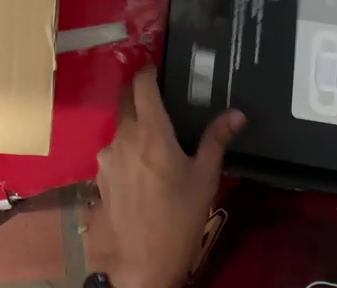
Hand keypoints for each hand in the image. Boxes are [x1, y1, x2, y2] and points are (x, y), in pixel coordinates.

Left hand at [83, 68, 243, 287]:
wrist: (142, 265)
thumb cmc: (179, 219)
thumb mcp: (205, 179)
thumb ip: (217, 140)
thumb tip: (237, 113)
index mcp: (150, 131)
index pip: (142, 84)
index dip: (149, 72)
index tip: (160, 70)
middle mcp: (123, 136)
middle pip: (126, 100)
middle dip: (140, 93)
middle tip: (160, 100)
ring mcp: (107, 156)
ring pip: (120, 127)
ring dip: (134, 126)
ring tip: (155, 141)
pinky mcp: (99, 176)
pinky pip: (114, 151)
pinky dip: (126, 150)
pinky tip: (141, 170)